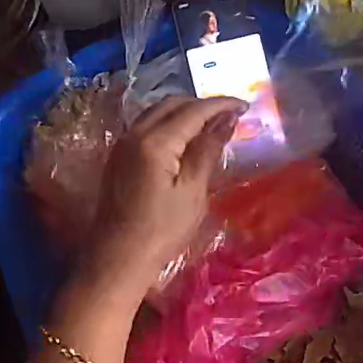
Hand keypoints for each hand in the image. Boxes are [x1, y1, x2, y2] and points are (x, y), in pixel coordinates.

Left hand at [82, 95, 245, 287]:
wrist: (117, 258)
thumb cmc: (161, 231)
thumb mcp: (193, 192)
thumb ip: (208, 150)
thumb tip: (227, 120)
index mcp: (155, 142)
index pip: (193, 111)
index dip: (220, 105)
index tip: (244, 105)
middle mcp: (134, 134)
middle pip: (172, 104)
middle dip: (202, 105)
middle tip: (229, 115)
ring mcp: (122, 144)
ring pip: (156, 112)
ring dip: (184, 111)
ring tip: (211, 124)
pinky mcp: (118, 156)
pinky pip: (146, 125)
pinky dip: (168, 123)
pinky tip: (184, 138)